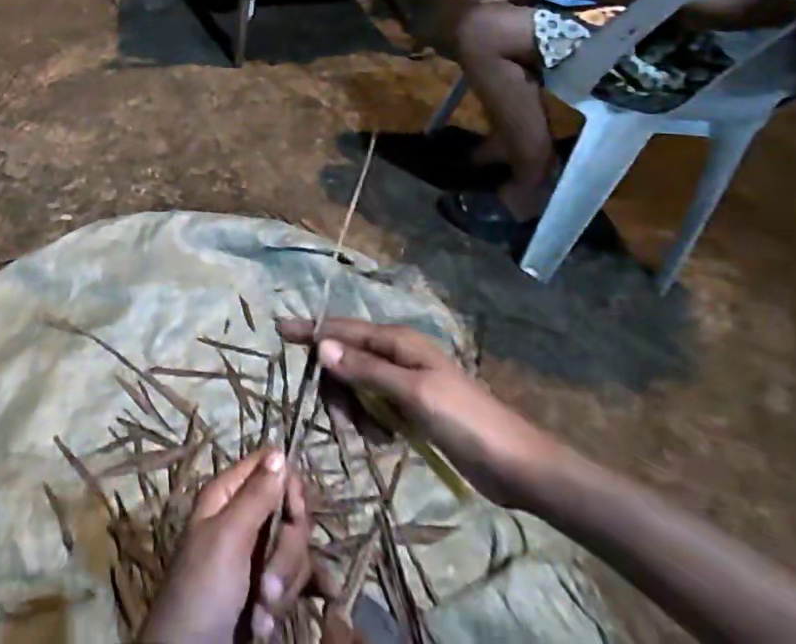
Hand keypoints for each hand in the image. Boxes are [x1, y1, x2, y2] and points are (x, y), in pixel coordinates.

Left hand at [139, 449, 313, 642]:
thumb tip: (279, 451)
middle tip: (267, 585)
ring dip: (284, 587)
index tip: (293, 515)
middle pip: (290, 513)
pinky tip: (283, 619)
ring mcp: (255, 553)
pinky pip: (297, 579)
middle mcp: (242, 518)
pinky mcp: (266, 586)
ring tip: (260, 615)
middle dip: (287, 554)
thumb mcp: (227, 539)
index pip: (270, 467)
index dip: (288, 488)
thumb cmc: (202, 590)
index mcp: (226, 496)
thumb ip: (256, 496)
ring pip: (295, 551)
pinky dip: (295, 598)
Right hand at [276, 318, 564, 508]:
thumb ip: (365, 369)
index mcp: (398, 342)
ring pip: (356, 387)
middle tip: (343, 425)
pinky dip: (370, 423)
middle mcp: (397, 355)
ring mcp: (404, 382)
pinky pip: (373, 407)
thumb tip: (321, 345)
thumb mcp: (413, 394)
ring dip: (354, 412)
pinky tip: (385, 441)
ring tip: (371, 438)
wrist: (516, 465)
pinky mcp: (410, 407)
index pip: (342, 330)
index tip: (279, 330)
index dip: (311, 330)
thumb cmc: (465, 421)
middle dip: (337, 391)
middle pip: (345, 361)